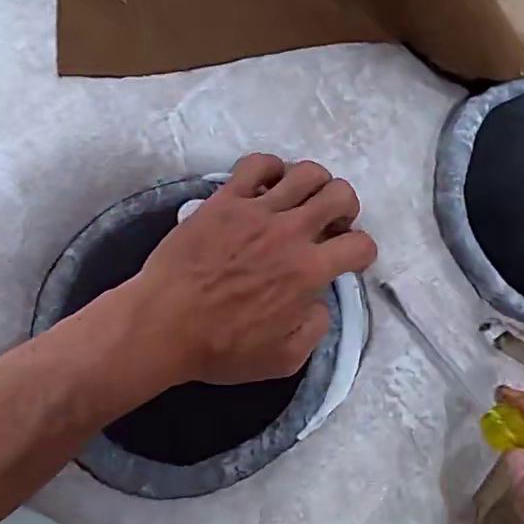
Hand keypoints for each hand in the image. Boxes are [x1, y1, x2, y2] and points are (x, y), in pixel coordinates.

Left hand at [72, 154, 378, 404]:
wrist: (159, 327)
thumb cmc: (219, 348)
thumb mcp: (284, 360)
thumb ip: (316, 328)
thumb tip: (321, 302)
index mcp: (308, 271)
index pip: (360, 245)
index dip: (363, 251)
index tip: (349, 258)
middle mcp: (291, 233)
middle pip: (340, 195)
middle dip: (346, 207)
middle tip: (331, 222)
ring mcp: (257, 211)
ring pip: (307, 172)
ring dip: (316, 184)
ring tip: (303, 199)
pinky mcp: (225, 199)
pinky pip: (258, 164)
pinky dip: (271, 168)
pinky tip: (267, 186)